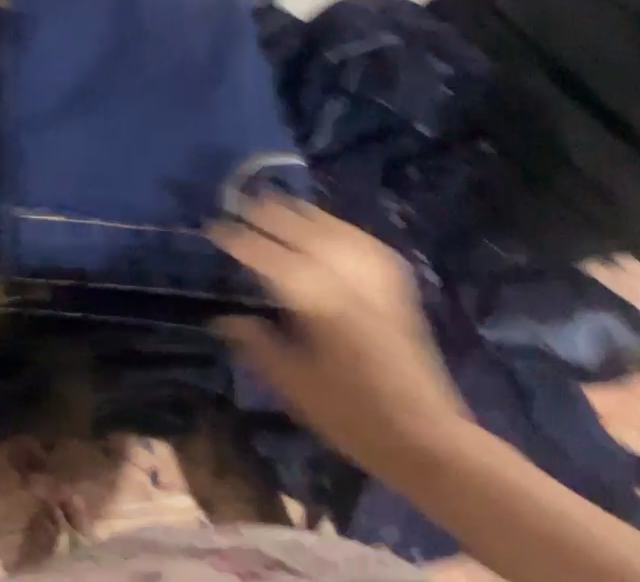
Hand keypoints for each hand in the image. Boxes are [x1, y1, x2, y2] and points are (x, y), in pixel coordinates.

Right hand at [210, 197, 466, 464]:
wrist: (425, 437)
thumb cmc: (350, 415)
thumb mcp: (292, 385)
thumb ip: (257, 345)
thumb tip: (224, 319)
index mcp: (316, 301)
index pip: (267, 256)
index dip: (239, 239)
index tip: (214, 227)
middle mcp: (345, 279)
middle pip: (301, 231)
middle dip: (268, 214)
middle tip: (238, 202)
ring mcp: (373, 279)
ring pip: (332, 230)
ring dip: (301, 214)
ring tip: (276, 203)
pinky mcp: (395, 287)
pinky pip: (360, 242)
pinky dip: (338, 228)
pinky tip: (328, 228)